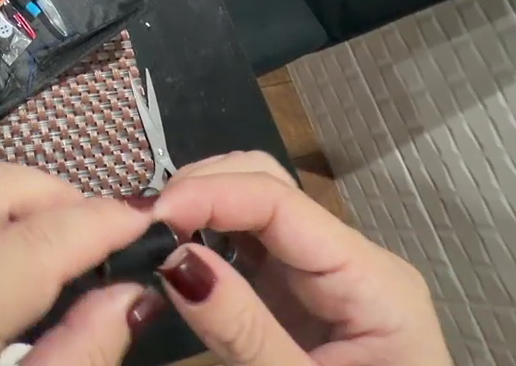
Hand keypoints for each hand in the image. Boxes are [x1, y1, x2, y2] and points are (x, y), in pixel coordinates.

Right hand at [149, 152, 451, 365]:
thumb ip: (246, 333)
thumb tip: (173, 257)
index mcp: (371, 279)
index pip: (279, 200)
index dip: (209, 194)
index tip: (149, 214)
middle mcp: (348, 258)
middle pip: (266, 183)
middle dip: (200, 189)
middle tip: (144, 224)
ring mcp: (322, 272)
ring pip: (251, 201)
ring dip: (198, 205)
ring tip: (152, 234)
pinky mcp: (297, 290)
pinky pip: (247, 240)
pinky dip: (206, 233)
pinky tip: (177, 250)